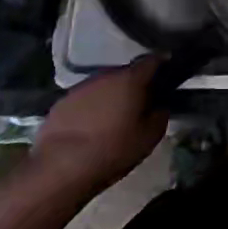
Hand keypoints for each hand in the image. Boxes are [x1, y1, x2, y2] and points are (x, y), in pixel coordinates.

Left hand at [29, 57, 166, 191]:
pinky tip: (90, 127)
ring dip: (111, 95)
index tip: (168, 73)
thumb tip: (159, 106)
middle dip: (134, 84)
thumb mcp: (148, 138)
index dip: (162, 64)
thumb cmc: (112, 151)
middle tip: (139, 102)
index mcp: (130, 80)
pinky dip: (91, 106)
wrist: (60, 168)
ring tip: (113, 116)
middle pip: (126, 73)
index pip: (152, 60)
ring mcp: (80, 86)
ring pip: (104, 85)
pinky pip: (85, 98)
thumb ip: (160, 116)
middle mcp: (105, 75)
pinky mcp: (61, 101)